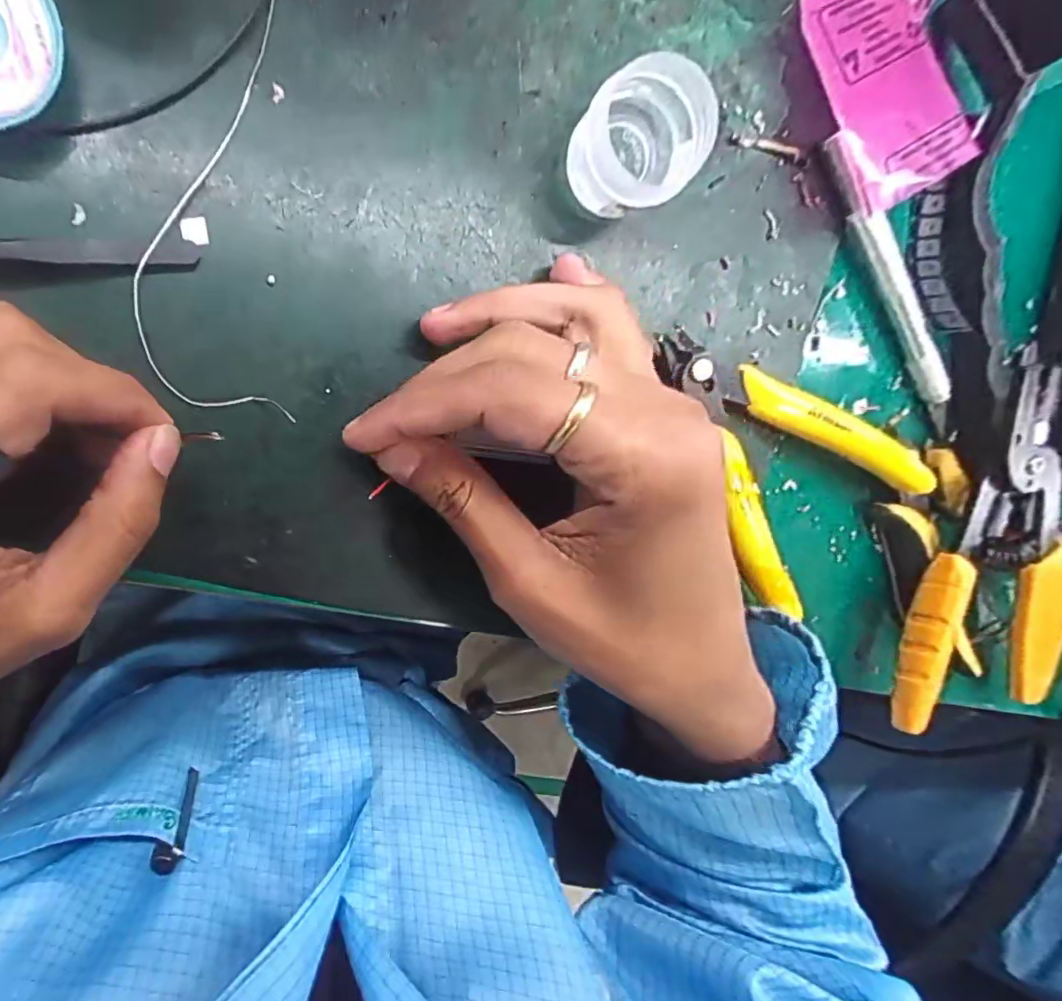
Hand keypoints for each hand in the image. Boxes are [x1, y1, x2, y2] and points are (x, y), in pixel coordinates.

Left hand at [0, 277, 178, 716]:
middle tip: (112, 431)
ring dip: (33, 353)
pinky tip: (5, 389)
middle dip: (78, 376)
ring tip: (61, 410)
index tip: (151, 427)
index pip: (18, 389)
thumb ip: (118, 525)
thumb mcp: (58, 610)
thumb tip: (159, 437)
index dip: (103, 391)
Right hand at [343, 256, 776, 766]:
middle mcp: (662, 407)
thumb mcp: (523, 580)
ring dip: (498, 315)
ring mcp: (666, 400)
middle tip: (380, 423)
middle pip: (531, 352)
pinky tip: (553, 272)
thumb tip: (392, 446)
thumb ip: (461, 499)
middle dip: (440, 380)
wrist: (699, 668)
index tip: (363, 434)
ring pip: (575, 320)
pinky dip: (572, 302)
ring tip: (433, 330)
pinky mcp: (656, 409)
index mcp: (639, 456)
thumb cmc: (617, 639)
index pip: (509, 394)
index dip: (423, 405)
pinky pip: (614, 333)